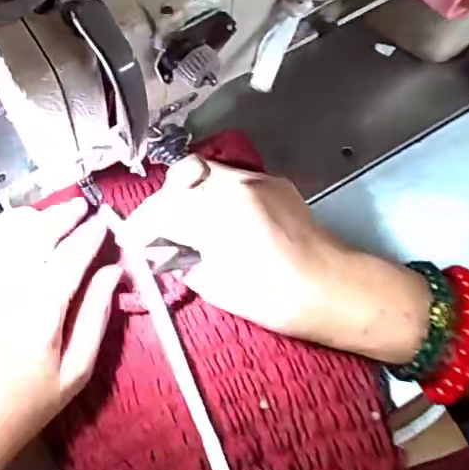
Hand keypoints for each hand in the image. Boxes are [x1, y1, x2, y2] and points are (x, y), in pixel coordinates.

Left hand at [0, 201, 118, 469]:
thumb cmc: (23, 406)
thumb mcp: (75, 373)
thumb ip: (96, 315)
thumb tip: (113, 271)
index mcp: (39, 314)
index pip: (70, 255)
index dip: (91, 233)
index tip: (105, 220)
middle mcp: (3, 289)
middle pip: (36, 230)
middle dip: (63, 213)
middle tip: (82, 208)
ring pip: (5, 229)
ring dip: (33, 216)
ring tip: (53, 219)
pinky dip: (2, 228)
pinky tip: (17, 232)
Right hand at [127, 158, 429, 364]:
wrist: (336, 288)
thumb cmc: (277, 299)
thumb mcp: (218, 286)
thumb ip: (183, 262)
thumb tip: (163, 252)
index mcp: (216, 213)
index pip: (161, 209)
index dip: (141, 226)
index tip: (132, 240)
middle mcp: (233, 185)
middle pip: (178, 180)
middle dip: (161, 204)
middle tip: (157, 231)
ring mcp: (255, 178)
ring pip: (204, 170)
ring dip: (186, 192)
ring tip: (186, 222)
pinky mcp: (272, 181)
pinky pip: (230, 178)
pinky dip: (214, 193)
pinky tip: (220, 218)